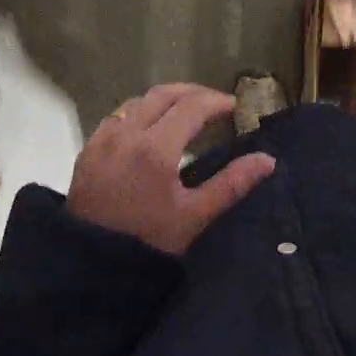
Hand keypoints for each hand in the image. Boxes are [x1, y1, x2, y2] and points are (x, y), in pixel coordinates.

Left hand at [69, 84, 277, 254]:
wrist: (92, 263)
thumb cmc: (149, 241)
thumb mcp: (195, 216)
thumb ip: (231, 184)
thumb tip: (267, 160)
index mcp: (156, 148)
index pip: (192, 107)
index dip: (216, 101)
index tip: (234, 107)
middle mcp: (127, 133)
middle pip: (163, 95)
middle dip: (192, 93)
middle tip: (214, 104)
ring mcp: (103, 139)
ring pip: (137, 102)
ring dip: (164, 101)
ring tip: (184, 114)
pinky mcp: (88, 150)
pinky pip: (116, 117)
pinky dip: (139, 113)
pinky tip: (149, 130)